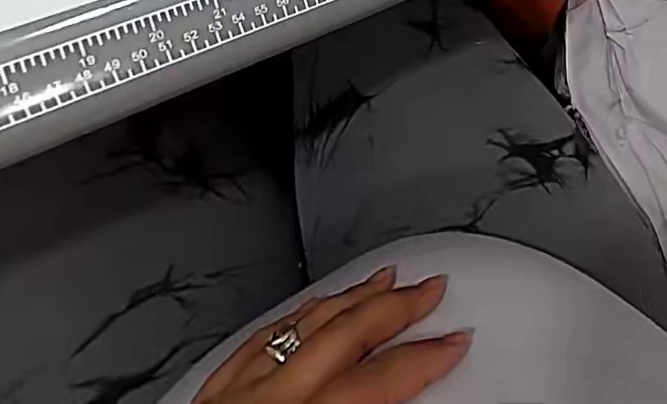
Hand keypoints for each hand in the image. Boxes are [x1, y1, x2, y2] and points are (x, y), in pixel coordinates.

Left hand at [193, 266, 470, 403]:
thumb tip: (404, 401)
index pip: (379, 382)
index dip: (425, 357)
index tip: (455, 340)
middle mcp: (269, 402)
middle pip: (349, 333)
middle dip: (398, 306)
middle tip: (432, 289)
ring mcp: (236, 393)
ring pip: (308, 321)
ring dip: (354, 296)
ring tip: (385, 276)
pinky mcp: (211, 395)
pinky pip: (264, 336)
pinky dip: (299, 313)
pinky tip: (316, 303)